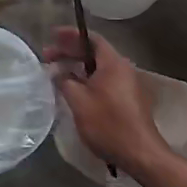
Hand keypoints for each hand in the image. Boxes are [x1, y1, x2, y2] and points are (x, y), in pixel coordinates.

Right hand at [44, 28, 169, 172]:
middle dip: (71, 52)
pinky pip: (106, 81)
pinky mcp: (129, 99)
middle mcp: (124, 68)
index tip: (52, 36)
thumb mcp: (79, 101)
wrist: (139, 151)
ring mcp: (129, 84)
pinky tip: (74, 90)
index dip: (71, 35)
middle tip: (48, 56)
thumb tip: (58, 72)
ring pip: (100, 68)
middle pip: (95, 53)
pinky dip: (89, 80)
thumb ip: (65, 82)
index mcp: (113, 63)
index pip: (92, 39)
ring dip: (78, 68)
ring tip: (57, 73)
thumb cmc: (107, 124)